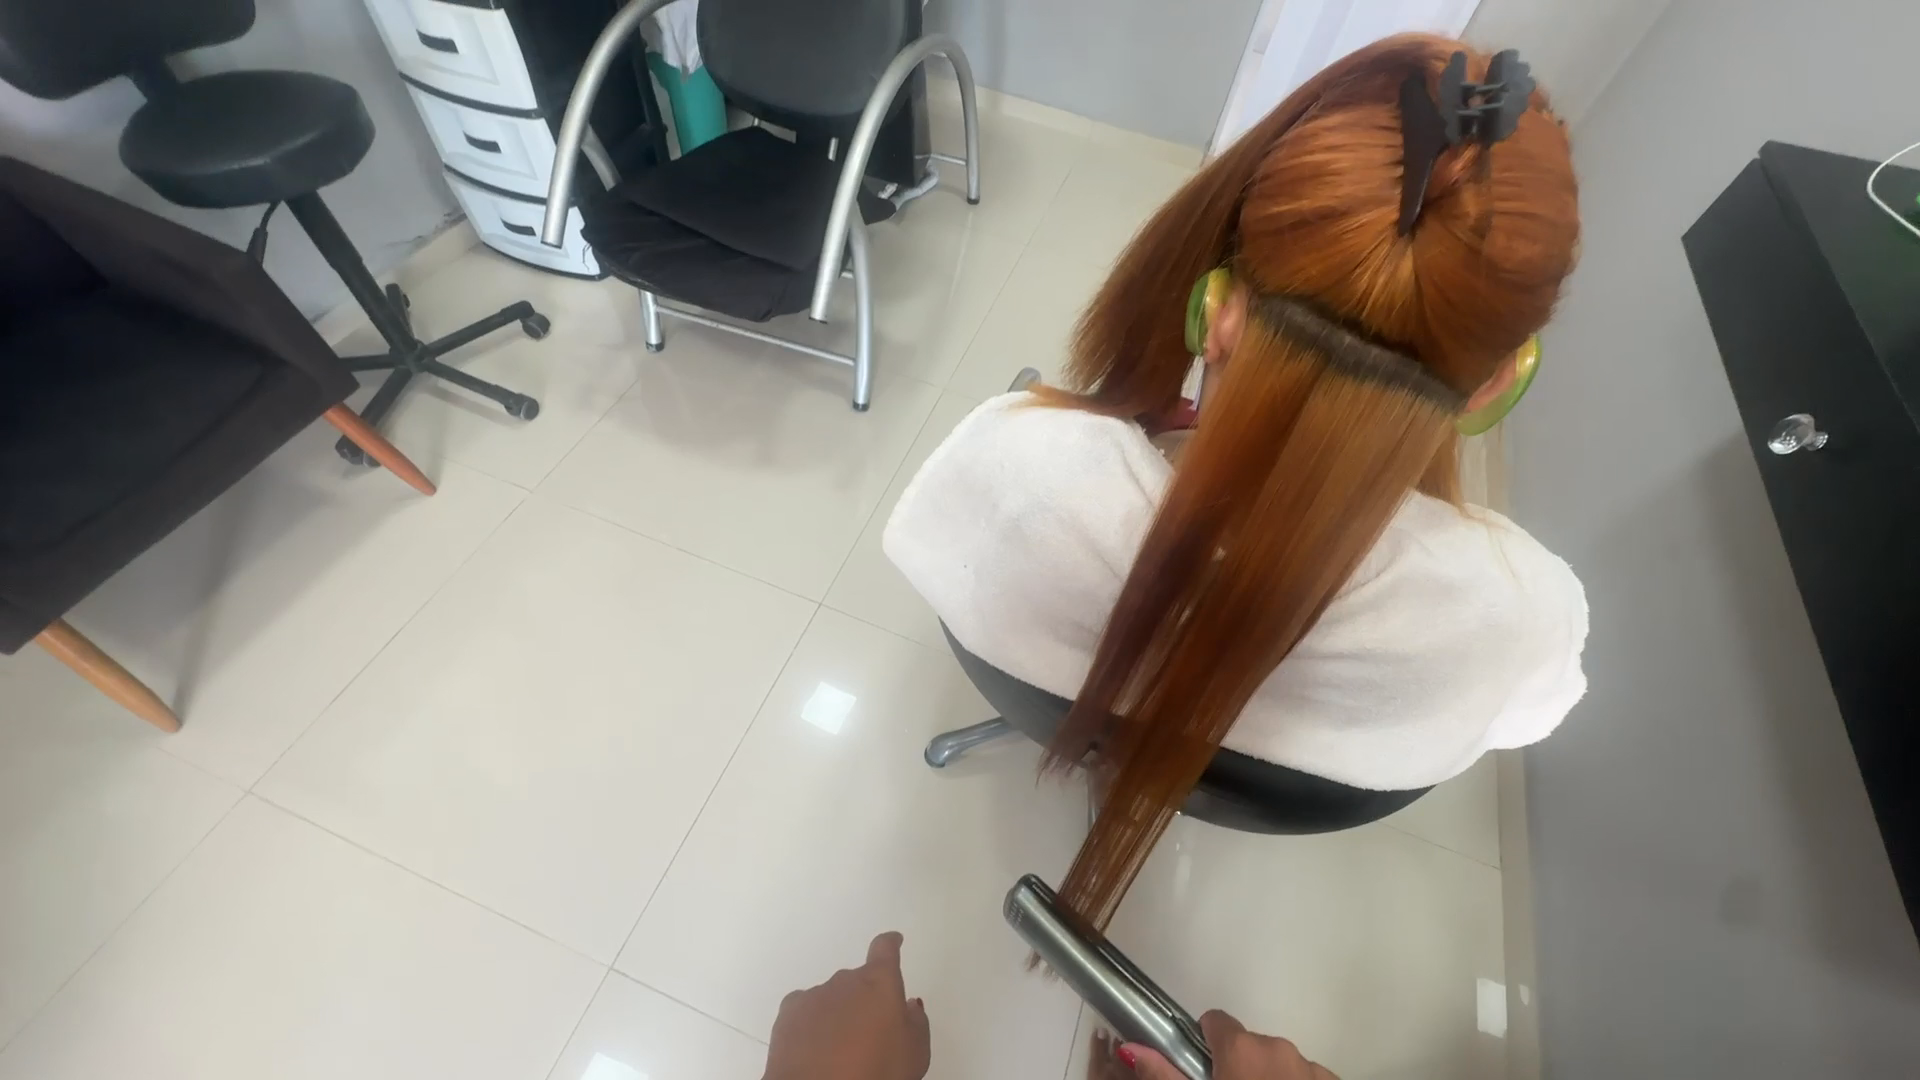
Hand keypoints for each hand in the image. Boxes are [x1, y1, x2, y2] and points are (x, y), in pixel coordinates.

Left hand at [763, 932, 931, 1079]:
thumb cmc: (877, 1072)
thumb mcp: (915, 1054)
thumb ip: (916, 1023)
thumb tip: (908, 1006)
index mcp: (879, 982)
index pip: (885, 949)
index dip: (891, 944)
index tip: (894, 940)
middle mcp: (847, 980)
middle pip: (858, 982)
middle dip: (864, 1001)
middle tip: (869, 1036)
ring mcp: (815, 994)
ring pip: (832, 998)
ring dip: (838, 1015)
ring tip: (841, 1052)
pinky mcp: (789, 1013)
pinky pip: (806, 1011)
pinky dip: (812, 1024)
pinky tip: (814, 1049)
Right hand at [1107, 1011, 1337, 1079]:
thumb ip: (1163, 1076)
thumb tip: (1128, 1048)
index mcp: (1241, 1047)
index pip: (1215, 1022)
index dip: (1207, 1047)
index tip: (1206, 1075)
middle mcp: (1278, 1047)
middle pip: (1249, 1047)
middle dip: (1240, 1071)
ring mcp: (1313, 1069)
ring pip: (1282, 1066)